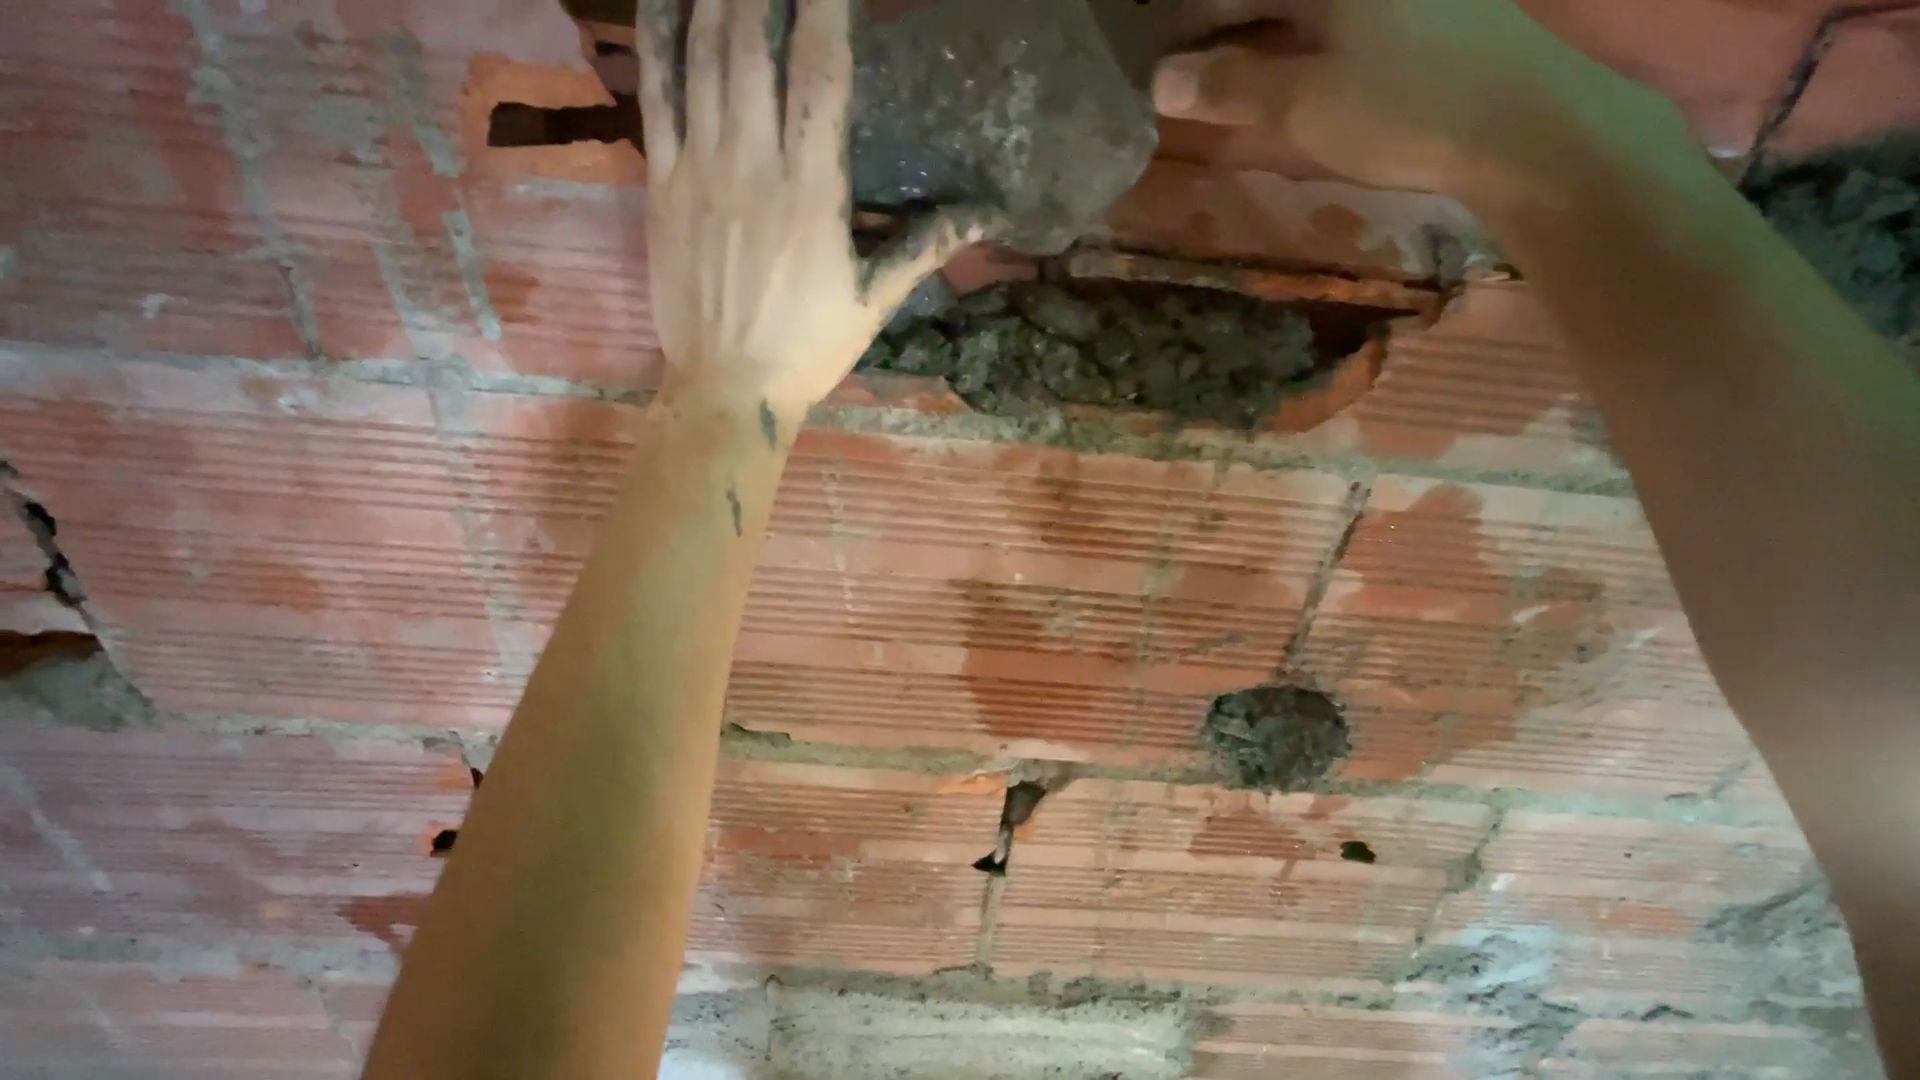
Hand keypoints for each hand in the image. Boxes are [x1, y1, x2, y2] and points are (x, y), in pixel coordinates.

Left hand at [637, 0, 985, 417]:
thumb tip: (983, 215)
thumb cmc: (807, 348)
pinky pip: (655, 97)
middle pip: (752, 46)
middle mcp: (753, 164)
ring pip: (703, 59)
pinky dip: (658, 39)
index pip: (819, 73)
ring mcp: (699, 170)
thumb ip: (922, 248)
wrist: (727, 388)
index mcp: (812, 191)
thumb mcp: (874, 303)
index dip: (825, 8)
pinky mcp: (661, 185)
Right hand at [1155, 0, 1663, 207]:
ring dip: (1265, 40)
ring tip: (1233, 82)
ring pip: (1310, 11)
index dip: (1189, 24)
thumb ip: (1228, 85)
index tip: (1160, 62)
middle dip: (1228, 30)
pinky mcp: (1433, 14)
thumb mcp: (1302, 104)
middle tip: (1189, 77)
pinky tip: (1295, 76)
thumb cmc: (1405, 108)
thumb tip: (1160, 80)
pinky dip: (1309, 45)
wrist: (1533, 129)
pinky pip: (1348, 23)